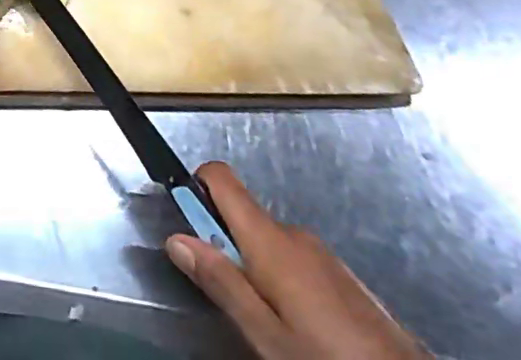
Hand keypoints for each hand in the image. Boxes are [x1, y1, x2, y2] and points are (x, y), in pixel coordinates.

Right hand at [167, 162, 427, 359]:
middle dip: (225, 246)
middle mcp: (296, 235)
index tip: (185, 219)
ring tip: (267, 321)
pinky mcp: (343, 276)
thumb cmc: (328, 358)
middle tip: (229, 297)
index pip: (221, 178)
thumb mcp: (264, 332)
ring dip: (254, 268)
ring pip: (268, 244)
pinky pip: (295, 261)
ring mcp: (323, 254)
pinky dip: (282, 280)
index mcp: (270, 239)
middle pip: (241, 217)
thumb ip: (220, 282)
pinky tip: (297, 325)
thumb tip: (177, 239)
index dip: (195, 186)